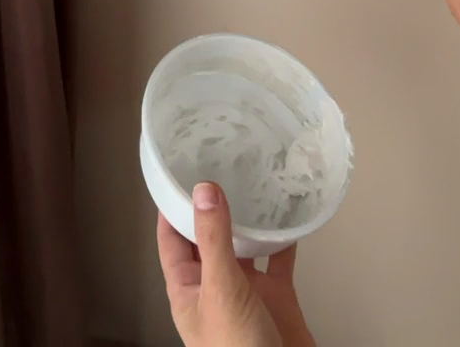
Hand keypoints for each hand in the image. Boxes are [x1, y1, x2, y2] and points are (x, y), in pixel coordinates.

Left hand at [156, 182, 315, 346]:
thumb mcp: (221, 291)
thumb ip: (213, 240)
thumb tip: (202, 188)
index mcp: (188, 288)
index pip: (171, 238)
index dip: (172, 205)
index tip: (180, 169)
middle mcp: (214, 285)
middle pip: (208, 236)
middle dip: (213, 204)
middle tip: (222, 162)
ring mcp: (245, 291)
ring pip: (243, 244)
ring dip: (248, 217)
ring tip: (254, 178)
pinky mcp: (275, 296)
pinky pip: (277, 258)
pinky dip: (282, 236)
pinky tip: (288, 212)